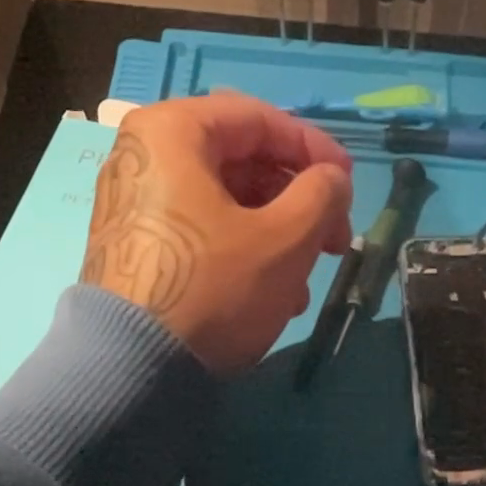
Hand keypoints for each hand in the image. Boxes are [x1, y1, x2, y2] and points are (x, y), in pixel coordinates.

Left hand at [81, 95, 354, 375]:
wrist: (135, 367)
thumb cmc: (214, 289)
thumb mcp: (285, 240)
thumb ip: (321, 196)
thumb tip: (333, 180)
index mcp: (173, 132)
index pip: (259, 119)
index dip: (315, 149)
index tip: (350, 184)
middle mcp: (145, 156)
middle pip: (242, 162)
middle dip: (297, 202)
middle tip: (335, 239)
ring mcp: (136, 205)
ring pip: (226, 203)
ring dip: (278, 235)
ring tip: (306, 280)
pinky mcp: (136, 249)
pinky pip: (201, 233)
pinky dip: (243, 253)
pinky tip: (273, 296)